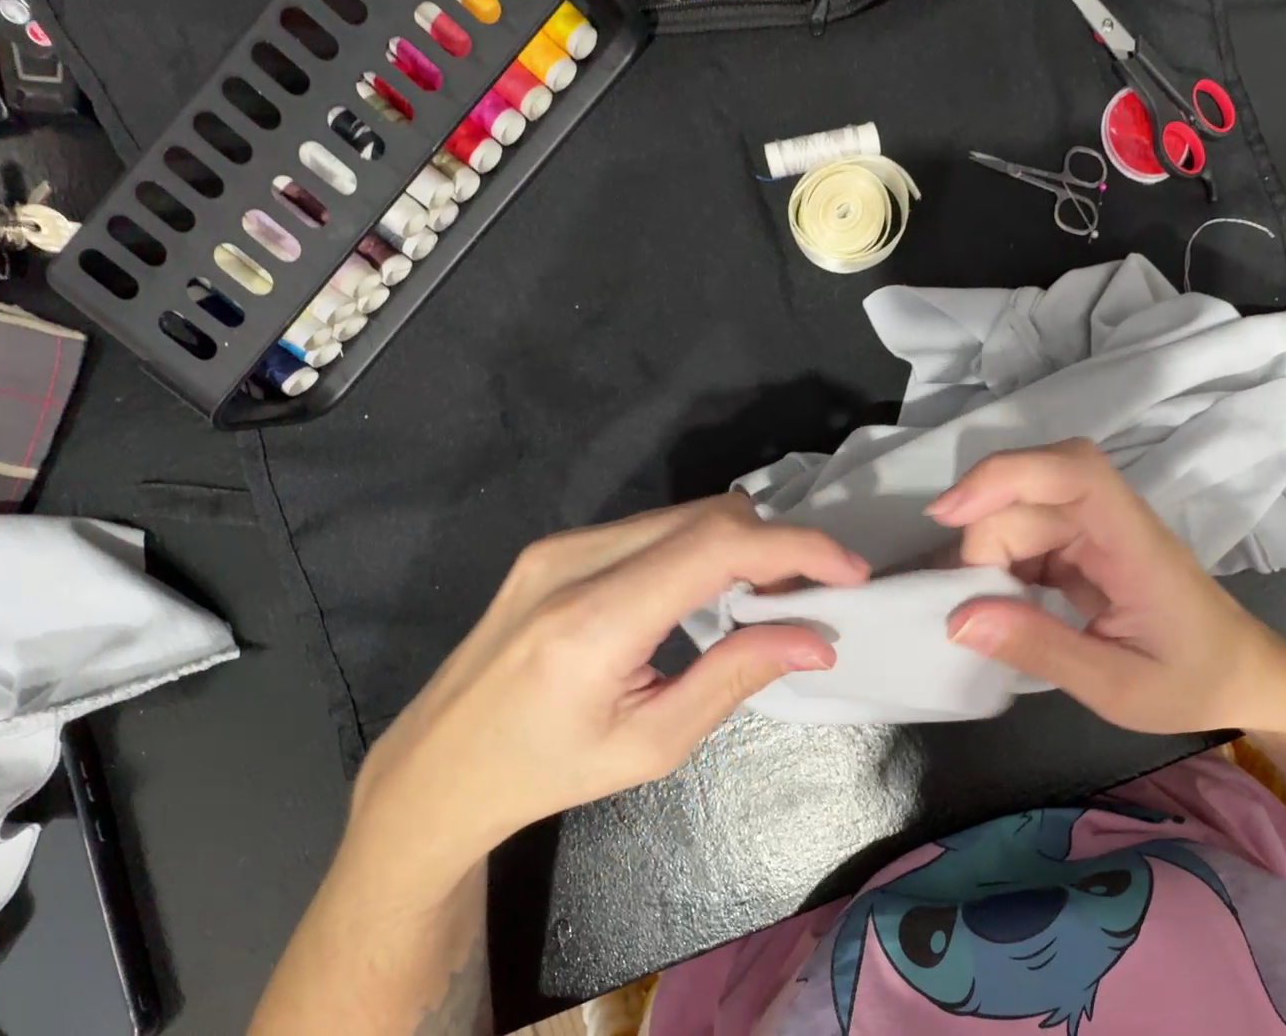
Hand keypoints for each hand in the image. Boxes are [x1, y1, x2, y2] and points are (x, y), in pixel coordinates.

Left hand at [342, 495, 869, 897]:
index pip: (718, 547)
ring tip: (770, 592)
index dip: (797, 547)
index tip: (849, 570)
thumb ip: (735, 678)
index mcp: (595, 621)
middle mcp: (573, 561)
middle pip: (708, 516)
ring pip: (683, 514)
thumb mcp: (651, 743)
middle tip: (812, 591)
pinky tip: (713, 587)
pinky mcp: (554, 547)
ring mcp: (557, 546)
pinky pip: (653, 526)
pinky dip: (702, 545)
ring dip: (743, 542)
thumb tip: (817, 640)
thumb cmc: (547, 771)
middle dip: (778, 543)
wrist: (436, 770)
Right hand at [928, 440, 1285, 733]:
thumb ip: (1039, 648)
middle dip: (986, 538)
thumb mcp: (1116, 687)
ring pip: (1025, 514)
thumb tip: (957, 618)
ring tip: (986, 611)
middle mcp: (1116, 523)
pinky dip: (1005, 566)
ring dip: (992, 556)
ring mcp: (1101, 533)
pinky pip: (1032, 538)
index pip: (1074, 472)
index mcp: (1137, 545)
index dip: (1006, 475)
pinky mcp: (1089, 549)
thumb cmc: (1193, 683)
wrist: (1245, 680)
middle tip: (971, 605)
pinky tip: (1003, 604)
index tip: (948, 513)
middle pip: (1034, 494)